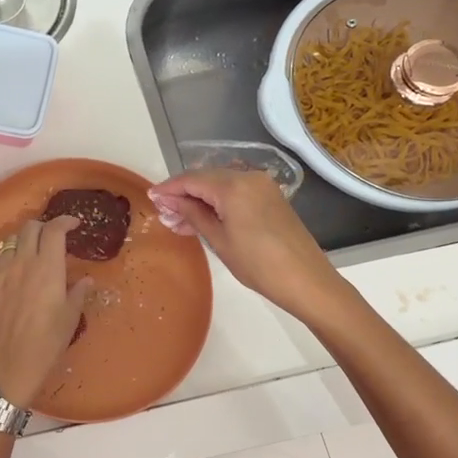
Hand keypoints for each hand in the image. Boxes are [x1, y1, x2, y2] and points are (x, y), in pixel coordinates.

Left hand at [0, 216, 94, 405]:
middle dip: (45, 226)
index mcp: (48, 268)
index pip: (54, 230)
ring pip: (12, 239)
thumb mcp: (71, 317)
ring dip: (26, 236)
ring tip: (36, 246)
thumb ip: (78, 293)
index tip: (74, 224)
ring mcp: (5, 272)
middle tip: (56, 235)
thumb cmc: (49, 341)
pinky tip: (15, 260)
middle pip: (30, 228)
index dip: (64, 222)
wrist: (15, 361)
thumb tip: (86, 280)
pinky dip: (8, 250)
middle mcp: (24, 263)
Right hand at [148, 169, 347, 315]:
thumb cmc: (258, 264)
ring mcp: (262, 186)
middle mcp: (248, 177)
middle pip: (206, 178)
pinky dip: (218, 202)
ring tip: (180, 221)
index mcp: (233, 186)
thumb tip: (169, 200)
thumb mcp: (219, 240)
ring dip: (200, 199)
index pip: (191, 179)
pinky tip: (205, 219)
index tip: (151, 198)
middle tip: (164, 213)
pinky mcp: (271, 197)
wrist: (307, 280)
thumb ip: (193, 214)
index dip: (169, 188)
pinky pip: (236, 192)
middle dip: (183, 193)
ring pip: (221, 185)